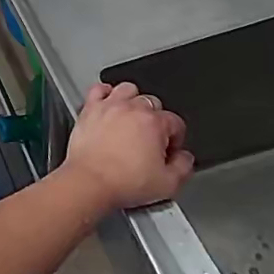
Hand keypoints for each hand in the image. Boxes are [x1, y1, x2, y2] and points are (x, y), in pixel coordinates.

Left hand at [59, 82, 193, 211]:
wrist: (90, 182)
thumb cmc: (122, 181)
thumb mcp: (167, 184)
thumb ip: (183, 167)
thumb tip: (185, 158)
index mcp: (154, 124)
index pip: (175, 122)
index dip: (176, 138)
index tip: (170, 149)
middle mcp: (131, 109)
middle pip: (153, 103)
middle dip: (156, 119)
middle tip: (152, 137)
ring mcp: (109, 107)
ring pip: (127, 89)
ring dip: (133, 100)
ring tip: (133, 118)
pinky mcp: (89, 110)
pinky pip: (98, 89)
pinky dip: (104, 93)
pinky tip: (108, 104)